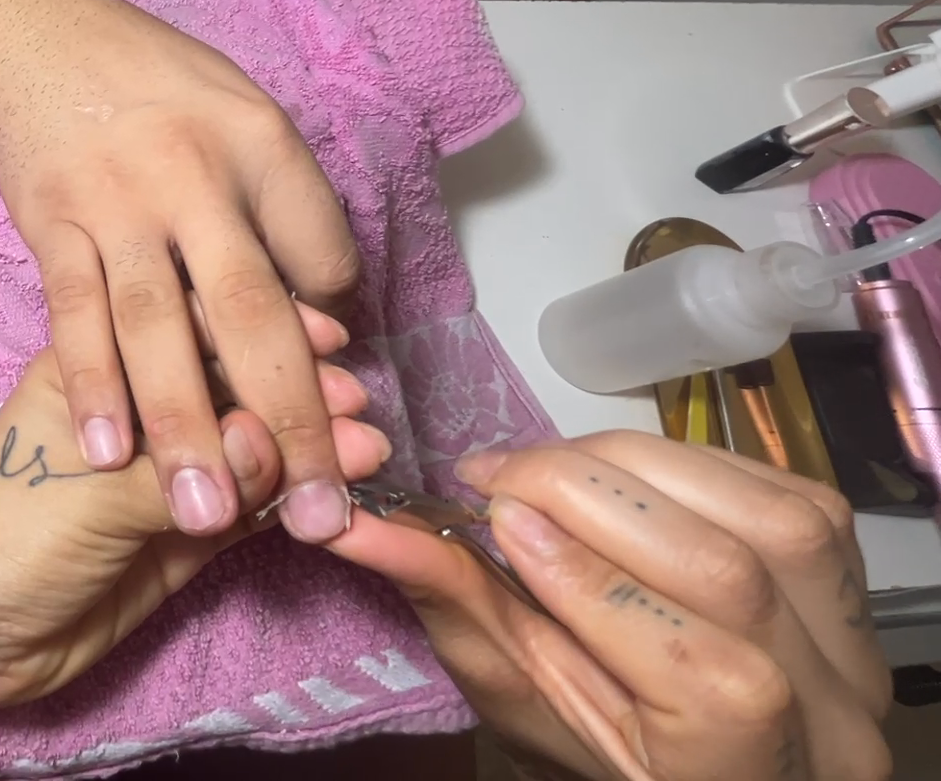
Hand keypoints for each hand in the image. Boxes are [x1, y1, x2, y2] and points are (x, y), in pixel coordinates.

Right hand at [0, 12, 360, 542]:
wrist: (37, 38)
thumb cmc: (149, 76)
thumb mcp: (240, 107)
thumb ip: (279, 198)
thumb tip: (312, 300)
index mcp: (260, 143)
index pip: (323, 254)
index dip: (332, 329)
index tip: (332, 385)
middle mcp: (195, 178)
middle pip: (250, 311)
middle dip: (290, 418)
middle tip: (318, 514)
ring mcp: (116, 205)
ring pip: (157, 327)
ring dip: (184, 423)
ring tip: (207, 510)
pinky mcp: (52, 227)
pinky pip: (74, 315)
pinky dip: (92, 383)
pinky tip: (107, 451)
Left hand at [0, 349, 389, 711]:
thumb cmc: (3, 529)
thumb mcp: (84, 490)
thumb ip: (176, 468)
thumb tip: (266, 441)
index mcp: (94, 365)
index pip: (184, 331)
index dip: (252, 332)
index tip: (324, 340)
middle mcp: (133, 406)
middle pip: (224, 386)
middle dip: (288, 392)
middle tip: (355, 406)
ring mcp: (159, 469)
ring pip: (242, 447)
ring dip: (299, 447)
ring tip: (362, 452)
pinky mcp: (177, 528)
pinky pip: (242, 506)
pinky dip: (284, 500)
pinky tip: (331, 494)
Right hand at [331, 432, 893, 780]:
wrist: (683, 746)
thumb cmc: (578, 736)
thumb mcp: (502, 682)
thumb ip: (444, 597)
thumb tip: (351, 521)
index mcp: (737, 777)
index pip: (709, 677)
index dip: (592, 581)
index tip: (492, 518)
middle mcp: (834, 722)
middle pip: (728, 572)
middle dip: (584, 493)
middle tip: (493, 476)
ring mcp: (857, 650)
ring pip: (773, 519)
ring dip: (628, 463)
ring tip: (548, 469)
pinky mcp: (853, 585)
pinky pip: (789, 493)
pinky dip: (684, 460)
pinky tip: (618, 474)